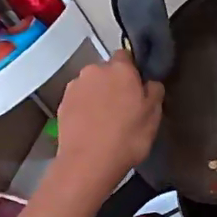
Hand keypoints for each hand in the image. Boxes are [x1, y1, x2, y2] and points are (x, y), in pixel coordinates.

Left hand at [55, 52, 163, 187]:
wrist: (89, 162)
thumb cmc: (128, 137)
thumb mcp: (154, 115)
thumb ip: (154, 91)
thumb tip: (150, 83)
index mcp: (120, 69)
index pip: (126, 55)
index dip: (132, 70)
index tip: (137, 87)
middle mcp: (94, 71)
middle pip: (107, 71)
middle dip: (114, 83)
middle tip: (124, 107)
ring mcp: (75, 86)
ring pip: (91, 85)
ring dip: (98, 95)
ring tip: (106, 120)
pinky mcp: (62, 104)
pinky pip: (79, 100)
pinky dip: (85, 108)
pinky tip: (92, 127)